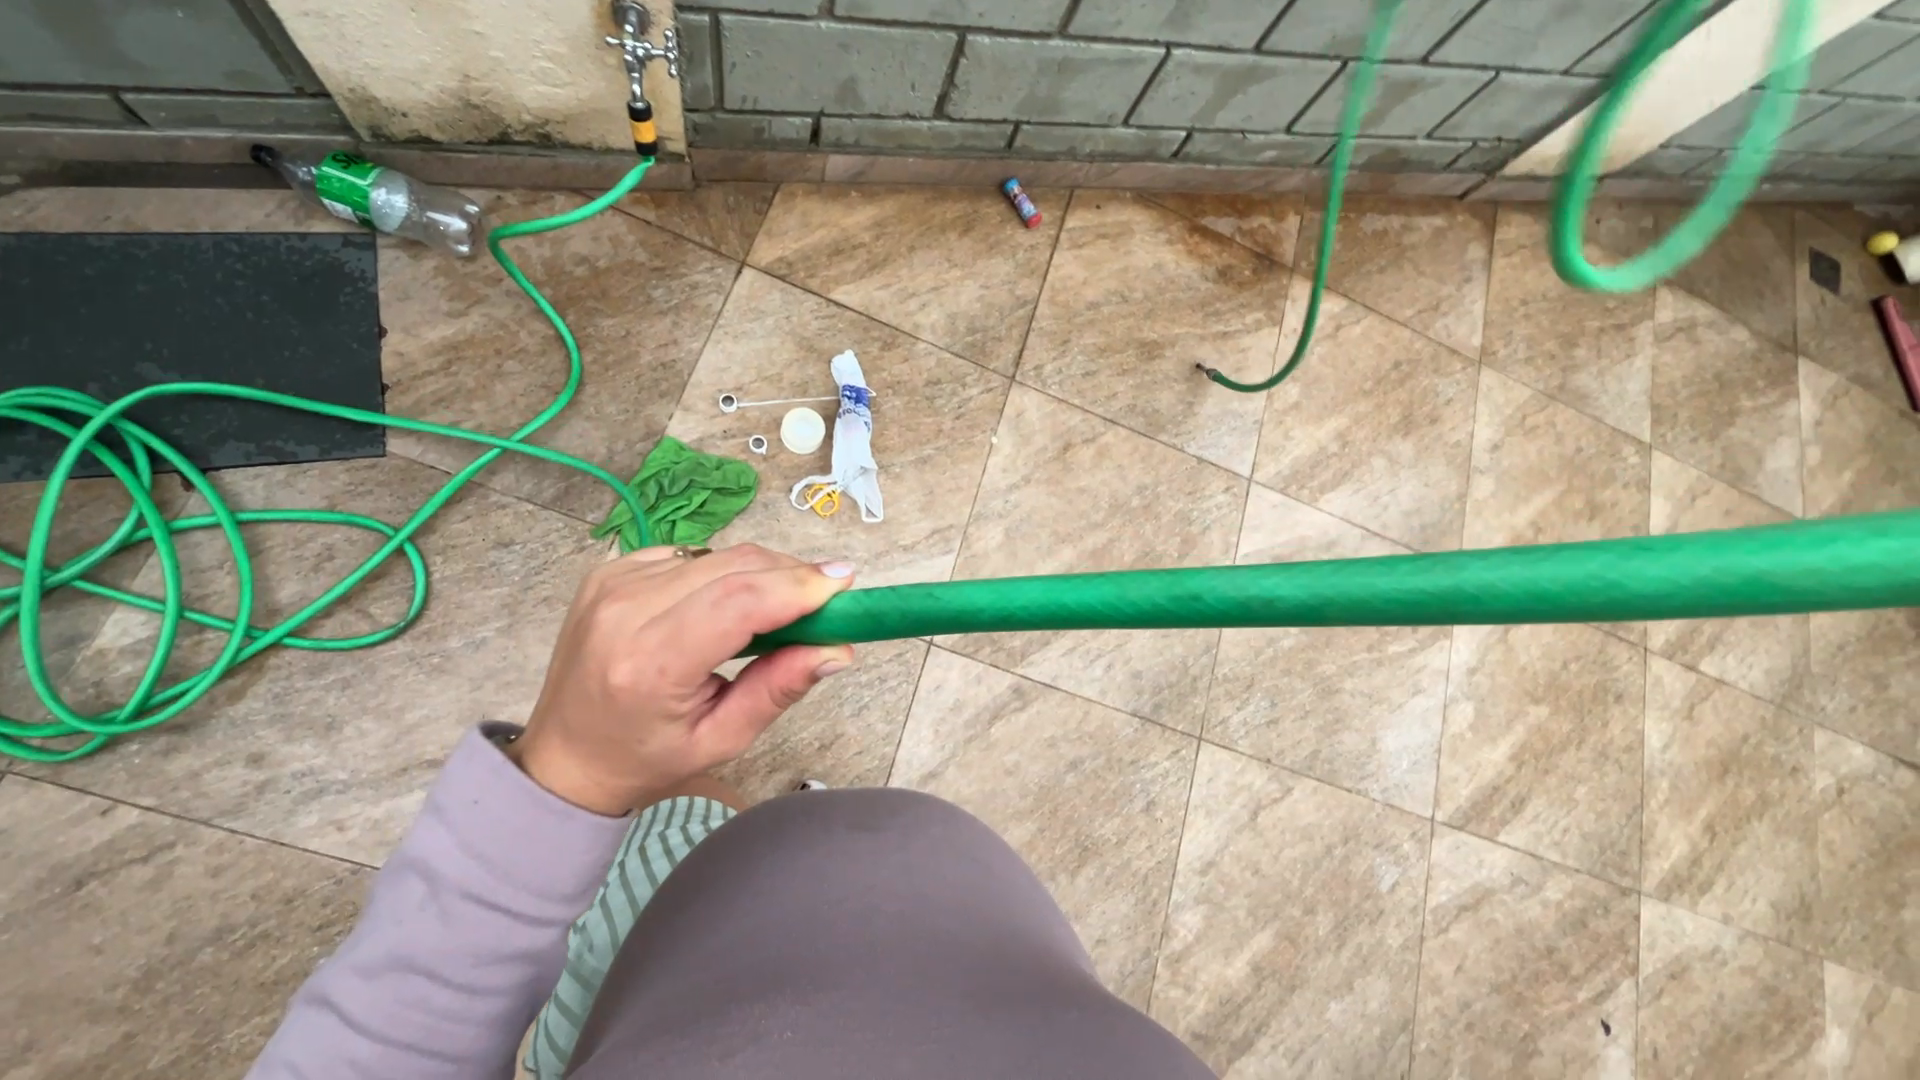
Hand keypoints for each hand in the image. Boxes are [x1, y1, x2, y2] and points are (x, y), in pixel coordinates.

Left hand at [508, 544, 854, 815]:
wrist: (565, 756)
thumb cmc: (647, 758)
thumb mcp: (722, 739)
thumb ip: (779, 688)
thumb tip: (839, 648)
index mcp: (651, 663)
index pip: (739, 601)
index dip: (798, 586)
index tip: (845, 582)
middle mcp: (626, 610)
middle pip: (733, 566)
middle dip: (791, 574)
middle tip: (828, 596)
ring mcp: (613, 583)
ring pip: (716, 554)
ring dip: (761, 572)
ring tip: (780, 607)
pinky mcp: (610, 571)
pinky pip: (690, 555)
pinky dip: (723, 572)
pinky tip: (724, 604)